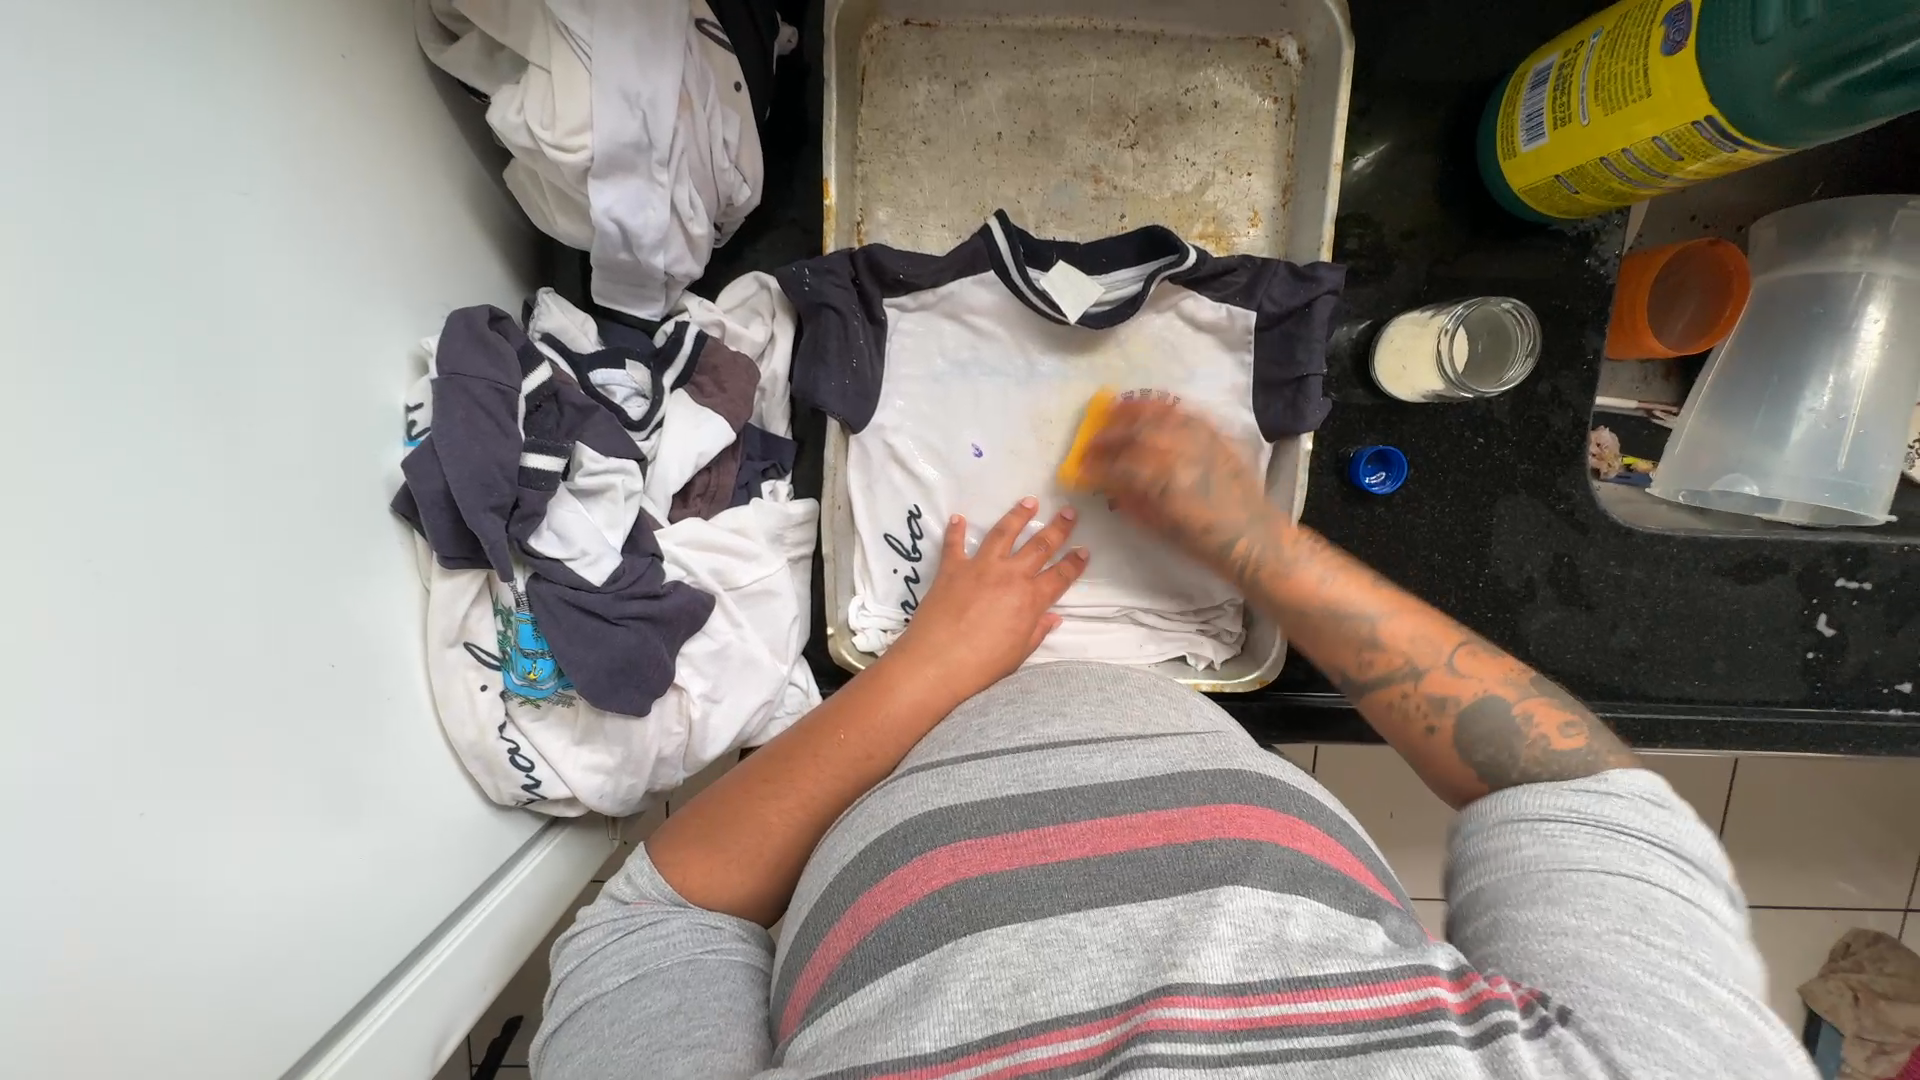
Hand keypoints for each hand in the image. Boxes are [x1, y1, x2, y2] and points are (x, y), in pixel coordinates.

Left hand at [884, 496, 1087, 699]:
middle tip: (1068, 511)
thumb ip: (1036, 631)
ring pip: (1003, 533)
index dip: (1074, 563)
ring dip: (1018, 516)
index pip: (1060, 577)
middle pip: (1040, 546)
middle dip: (1057, 528)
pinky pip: (954, 544)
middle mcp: (1009, 576)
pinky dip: (956, 530)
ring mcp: (980, 568)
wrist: (936, 662)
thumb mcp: (1018, 654)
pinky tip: (958, 518)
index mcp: (1030, 600)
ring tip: (1029, 501)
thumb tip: (1052, 618)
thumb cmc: (981, 665)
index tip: (1084, 550)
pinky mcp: (952, 568)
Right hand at [1077, 400, 1279, 579]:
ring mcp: (1202, 442)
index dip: (1095, 467)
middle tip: (1090, 442)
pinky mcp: (1217, 437)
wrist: (1254, 539)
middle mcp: (1182, 456)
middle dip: (1107, 435)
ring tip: (1112, 409)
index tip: (1079, 469)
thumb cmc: (1204, 544)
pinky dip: (1163, 407)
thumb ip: (1131, 502)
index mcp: (1164, 484)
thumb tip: (1107, 485)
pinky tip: (1149, 407)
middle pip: (1136, 434)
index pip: (1119, 467)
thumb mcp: (1159, 528)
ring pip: (1160, 415)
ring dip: (1131, 410)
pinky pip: (1186, 413)